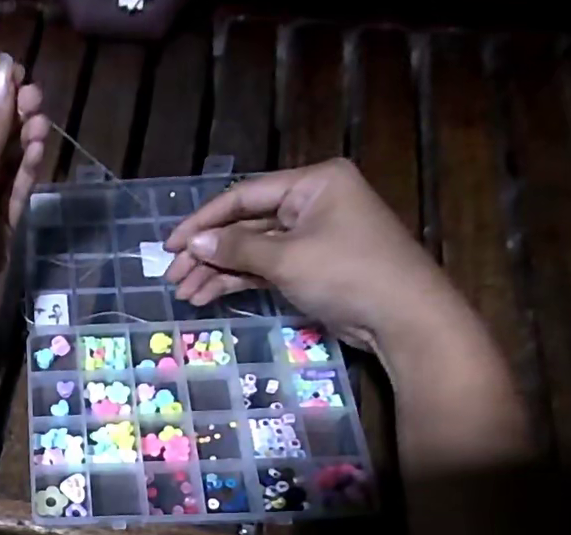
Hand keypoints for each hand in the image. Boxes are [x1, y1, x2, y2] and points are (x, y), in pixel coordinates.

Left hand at [0, 53, 48, 359]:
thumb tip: (5, 81)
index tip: (15, 72)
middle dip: (9, 117)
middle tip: (39, 96)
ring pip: (4, 166)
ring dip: (22, 142)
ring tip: (44, 118)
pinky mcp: (1, 232)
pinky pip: (15, 194)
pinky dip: (27, 173)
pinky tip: (40, 150)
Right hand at [163, 159, 464, 350]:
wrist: (400, 315)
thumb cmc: (348, 272)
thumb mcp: (288, 258)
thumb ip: (238, 249)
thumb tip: (195, 244)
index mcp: (312, 183)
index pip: (244, 196)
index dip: (203, 221)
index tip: (170, 245)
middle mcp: (310, 204)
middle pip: (245, 225)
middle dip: (207, 253)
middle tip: (172, 278)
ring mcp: (310, 238)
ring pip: (252, 251)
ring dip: (218, 272)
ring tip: (185, 294)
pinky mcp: (310, 268)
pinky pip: (265, 269)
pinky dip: (239, 282)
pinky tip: (209, 295)